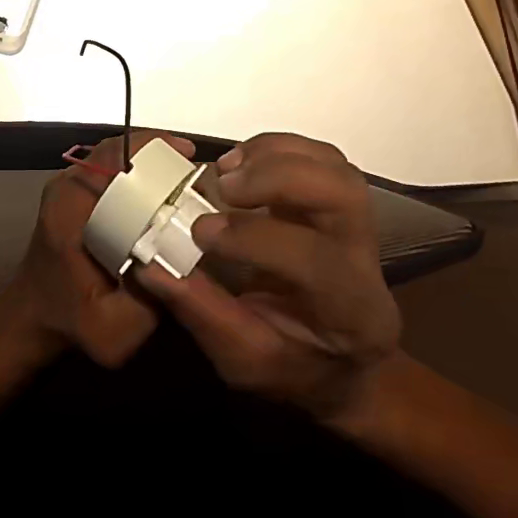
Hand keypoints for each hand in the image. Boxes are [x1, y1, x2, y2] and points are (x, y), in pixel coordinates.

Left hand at [0, 132, 193, 367]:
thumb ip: (147, 305)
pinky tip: (166, 192)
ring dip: (151, 162)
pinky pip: (111, 172)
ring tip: (187, 178)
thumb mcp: (112, 331)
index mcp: (71, 210)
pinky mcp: (74, 196)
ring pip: (114, 158)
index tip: (187, 155)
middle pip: (116, 151)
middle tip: (196, 171)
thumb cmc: (70, 323)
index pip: (112, 157)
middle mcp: (66, 189)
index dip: (152, 149)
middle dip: (159, 154)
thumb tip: (182, 267)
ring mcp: (68, 190)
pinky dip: (139, 174)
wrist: (32, 319)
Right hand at [136, 133, 400, 422]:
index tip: (199, 232)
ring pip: (333, 166)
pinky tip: (238, 165)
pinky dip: (274, 148)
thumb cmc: (295, 369)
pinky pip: (318, 156)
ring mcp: (359, 224)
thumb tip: (151, 266)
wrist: (339, 362)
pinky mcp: (337, 202)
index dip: (255, 238)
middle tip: (222, 186)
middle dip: (277, 177)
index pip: (317, 261)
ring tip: (226, 170)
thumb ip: (202, 313)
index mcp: (354, 313)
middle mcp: (367, 259)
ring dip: (275, 155)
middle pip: (342, 193)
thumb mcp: (244, 361)